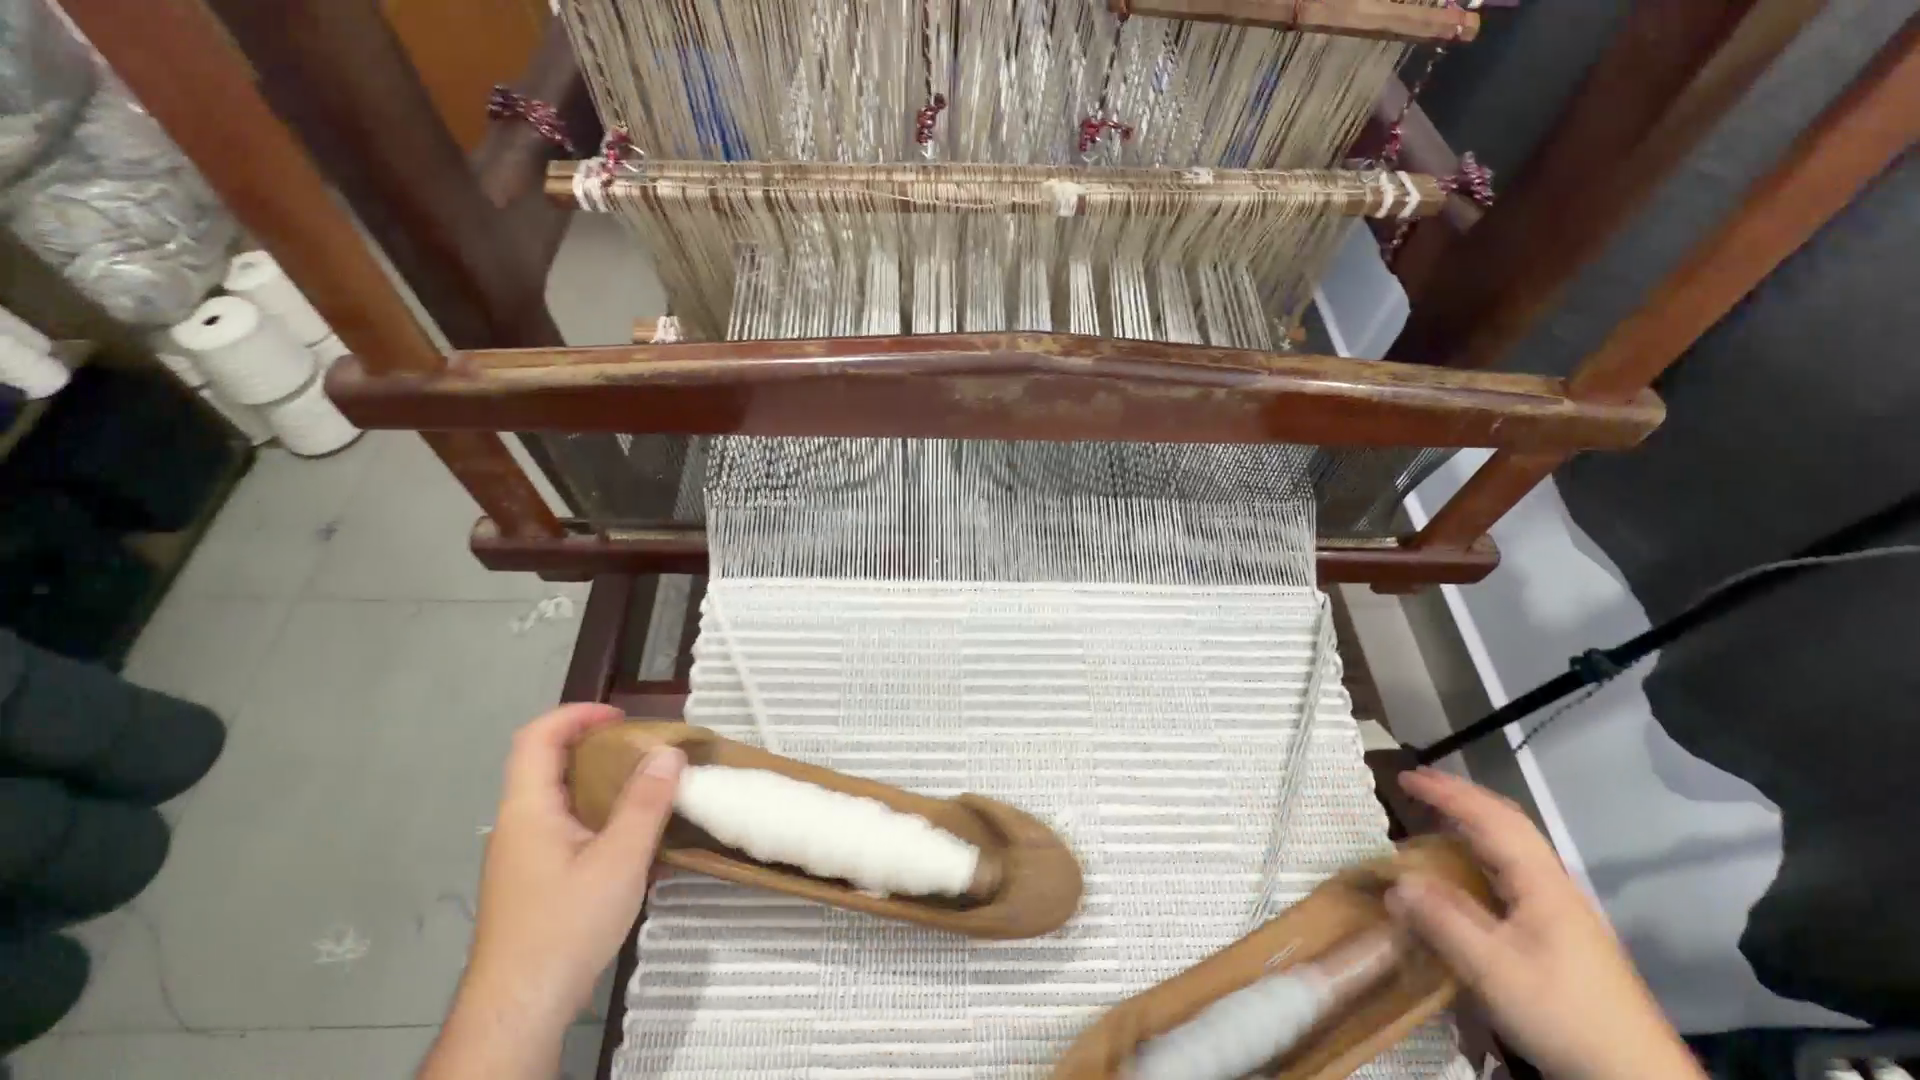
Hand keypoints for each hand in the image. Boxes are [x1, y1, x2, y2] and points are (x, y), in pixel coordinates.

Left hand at [420, 704, 683, 1079]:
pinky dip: (596, 819)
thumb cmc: (565, 926)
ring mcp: (521, 857)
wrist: (519, 1007)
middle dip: (595, 748)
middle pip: (546, 765)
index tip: (622, 717)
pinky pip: (563, 832)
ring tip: (646, 792)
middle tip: (644, 752)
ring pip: (557, 801)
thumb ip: (646, 804)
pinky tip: (631, 844)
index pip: (537, 738)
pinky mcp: (532, 884)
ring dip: (599, 786)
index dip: (576, 715)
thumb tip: (668, 753)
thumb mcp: (619, 861)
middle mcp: (517, 825)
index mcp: (528, 809)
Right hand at [1387, 768, 1704, 1079]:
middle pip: (1509, 824)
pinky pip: (1513, 874)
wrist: (1635, 1073)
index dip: (1447, 794)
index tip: (1406, 777)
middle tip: (1418, 787)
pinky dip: (1482, 856)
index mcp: (1541, 883)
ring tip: (1435, 821)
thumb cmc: (1563, 1013)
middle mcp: (1554, 885)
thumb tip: (1395, 883)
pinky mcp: (1562, 933)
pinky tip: (1466, 875)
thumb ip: (1443, 922)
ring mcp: (1562, 909)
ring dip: (1473, 825)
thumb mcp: (1493, 970)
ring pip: (1514, 849)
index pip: (1491, 819)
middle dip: (1462, 799)